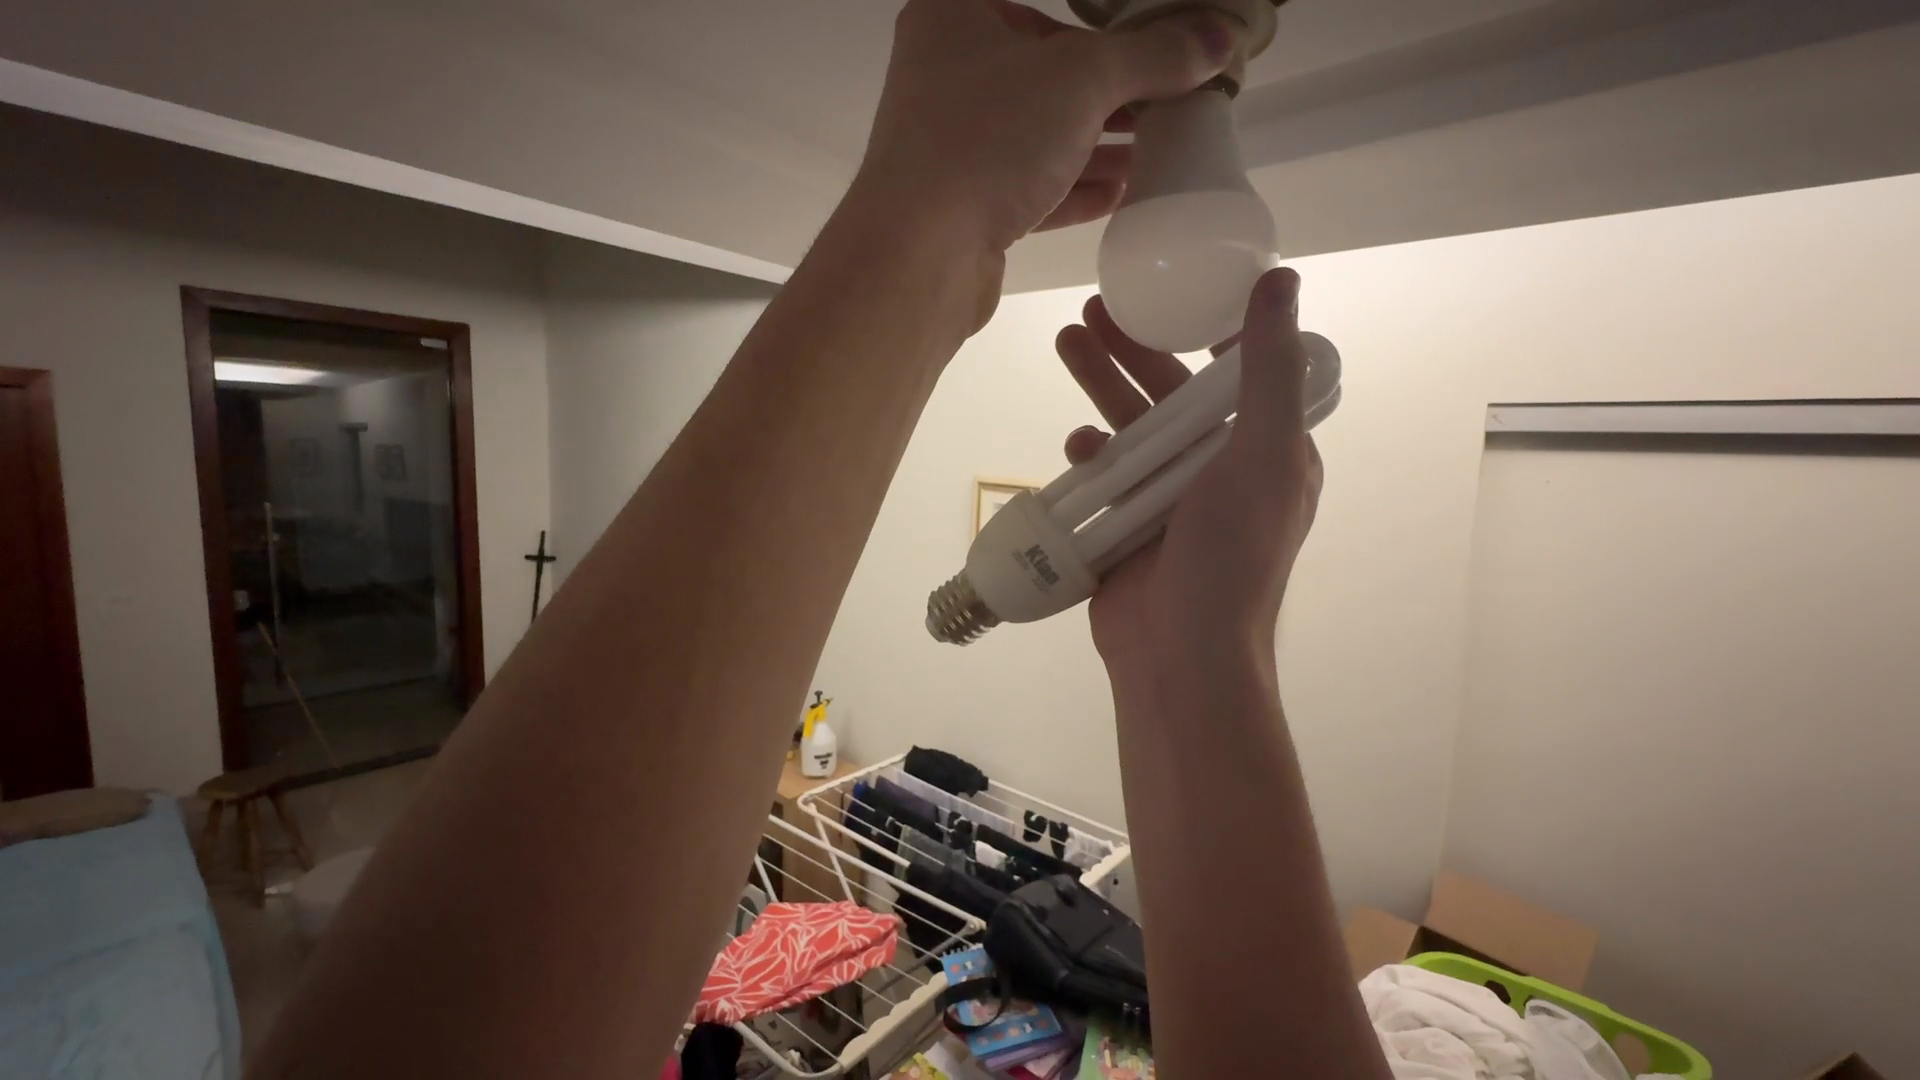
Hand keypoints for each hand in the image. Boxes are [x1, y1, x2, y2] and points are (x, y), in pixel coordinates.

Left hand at [852, 0, 1236, 304]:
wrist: (919, 254)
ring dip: (1096, 146)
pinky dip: (1073, 188)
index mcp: (955, 16)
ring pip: (1037, 137)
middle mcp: (945, 77)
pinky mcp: (963, 207)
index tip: (1154, 49)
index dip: (1104, 30)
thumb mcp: (1082, 80)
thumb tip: (1219, 38)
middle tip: (1167, 104)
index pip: (1042, 11)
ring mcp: (951, 147)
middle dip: (1110, 93)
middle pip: (1043, 75)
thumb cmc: (989, 137)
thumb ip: (1152, 57)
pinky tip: (1122, 192)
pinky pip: (1028, 187)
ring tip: (1157, 150)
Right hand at [1054, 268, 1322, 667]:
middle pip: (1173, 391)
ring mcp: (1170, 497)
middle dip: (1135, 347)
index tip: (1172, 291)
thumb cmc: (1231, 557)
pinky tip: (1076, 444)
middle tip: (1095, 308)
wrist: (1181, 654)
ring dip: (1102, 384)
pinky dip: (1090, 453)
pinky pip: (1107, 474)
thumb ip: (1270, 372)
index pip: (1239, 371)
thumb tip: (1281, 280)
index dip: (1206, 327)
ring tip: (1067, 341)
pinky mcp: (1128, 522)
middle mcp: (1220, 467)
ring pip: (1133, 424)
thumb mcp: (1262, 456)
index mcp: (1266, 449)